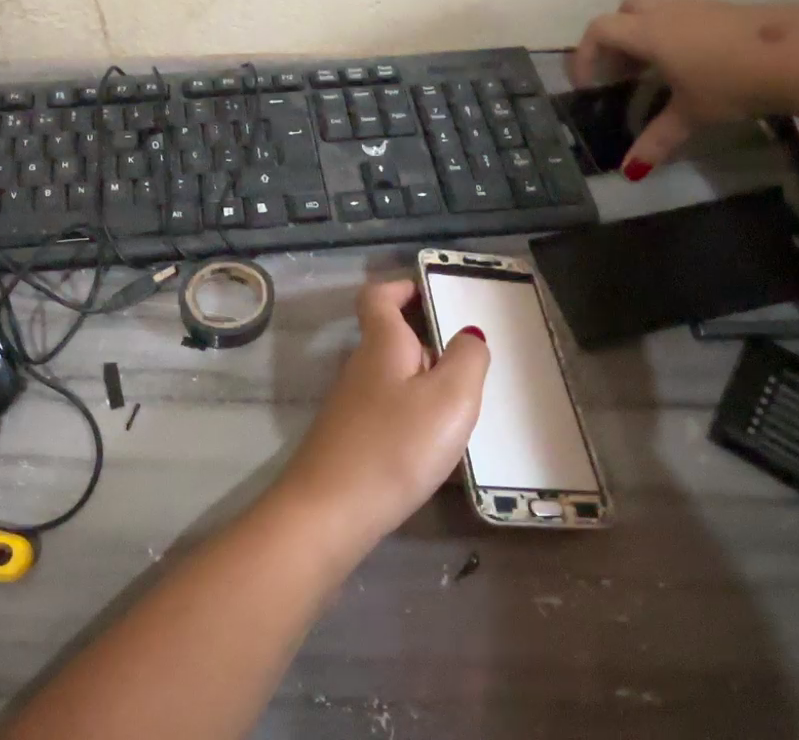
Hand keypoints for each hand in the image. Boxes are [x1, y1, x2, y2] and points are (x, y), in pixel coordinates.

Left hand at [274, 279, 489, 541]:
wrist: (330, 510)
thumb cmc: (396, 446)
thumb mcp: (450, 398)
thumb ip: (467, 358)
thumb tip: (467, 333)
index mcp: (381, 344)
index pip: (378, 296)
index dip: (402, 287)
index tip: (433, 294)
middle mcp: (359, 367)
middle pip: (389, 337)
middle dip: (426, 340)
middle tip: (468, 359)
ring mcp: (349, 404)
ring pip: (391, 376)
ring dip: (424, 380)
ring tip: (462, 405)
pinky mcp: (348, 438)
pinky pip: (386, 409)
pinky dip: (412, 413)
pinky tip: (433, 443)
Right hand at [571, 0, 798, 173]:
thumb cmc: (733, 80)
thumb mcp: (691, 114)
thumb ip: (657, 139)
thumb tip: (628, 173)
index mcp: (649, 32)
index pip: (599, 29)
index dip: (585, 55)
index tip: (589, 85)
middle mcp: (670, 12)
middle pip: (627, 9)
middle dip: (617, 36)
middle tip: (622, 71)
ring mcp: (703, 8)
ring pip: (660, 10)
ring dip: (647, 36)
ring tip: (657, 73)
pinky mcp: (730, 12)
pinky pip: (688, 17)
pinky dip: (677, 37)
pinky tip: (694, 67)